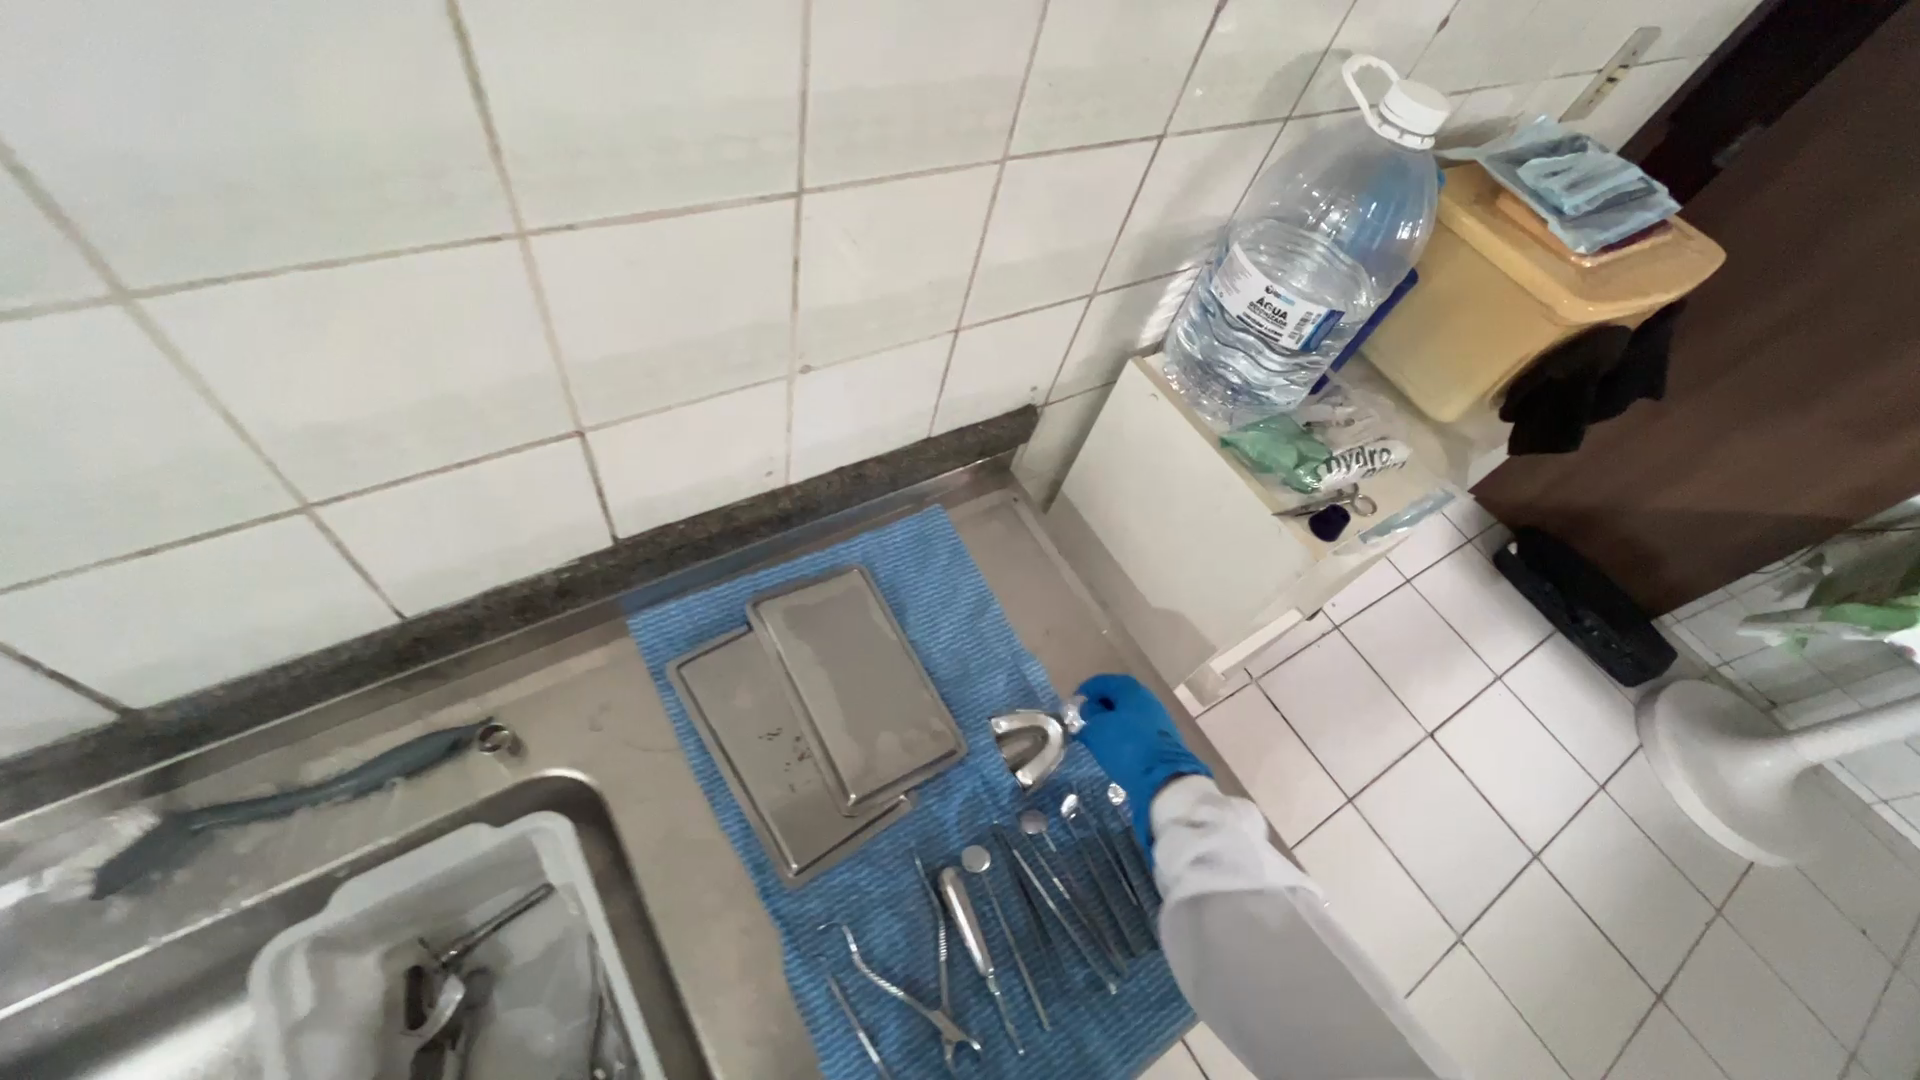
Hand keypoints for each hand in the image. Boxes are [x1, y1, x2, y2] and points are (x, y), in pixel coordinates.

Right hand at [1072, 673, 1210, 849]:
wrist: (1165, 779)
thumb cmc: (1125, 746)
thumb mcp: (1096, 729)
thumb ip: (1088, 716)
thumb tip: (1089, 710)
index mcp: (1130, 689)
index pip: (1101, 682)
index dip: (1084, 693)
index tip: (1073, 708)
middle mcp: (1147, 698)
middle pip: (1117, 697)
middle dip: (1099, 708)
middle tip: (1084, 723)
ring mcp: (1159, 718)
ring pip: (1128, 714)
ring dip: (1112, 723)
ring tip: (1098, 738)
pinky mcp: (1164, 738)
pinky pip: (1138, 730)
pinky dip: (1124, 735)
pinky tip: (1116, 749)